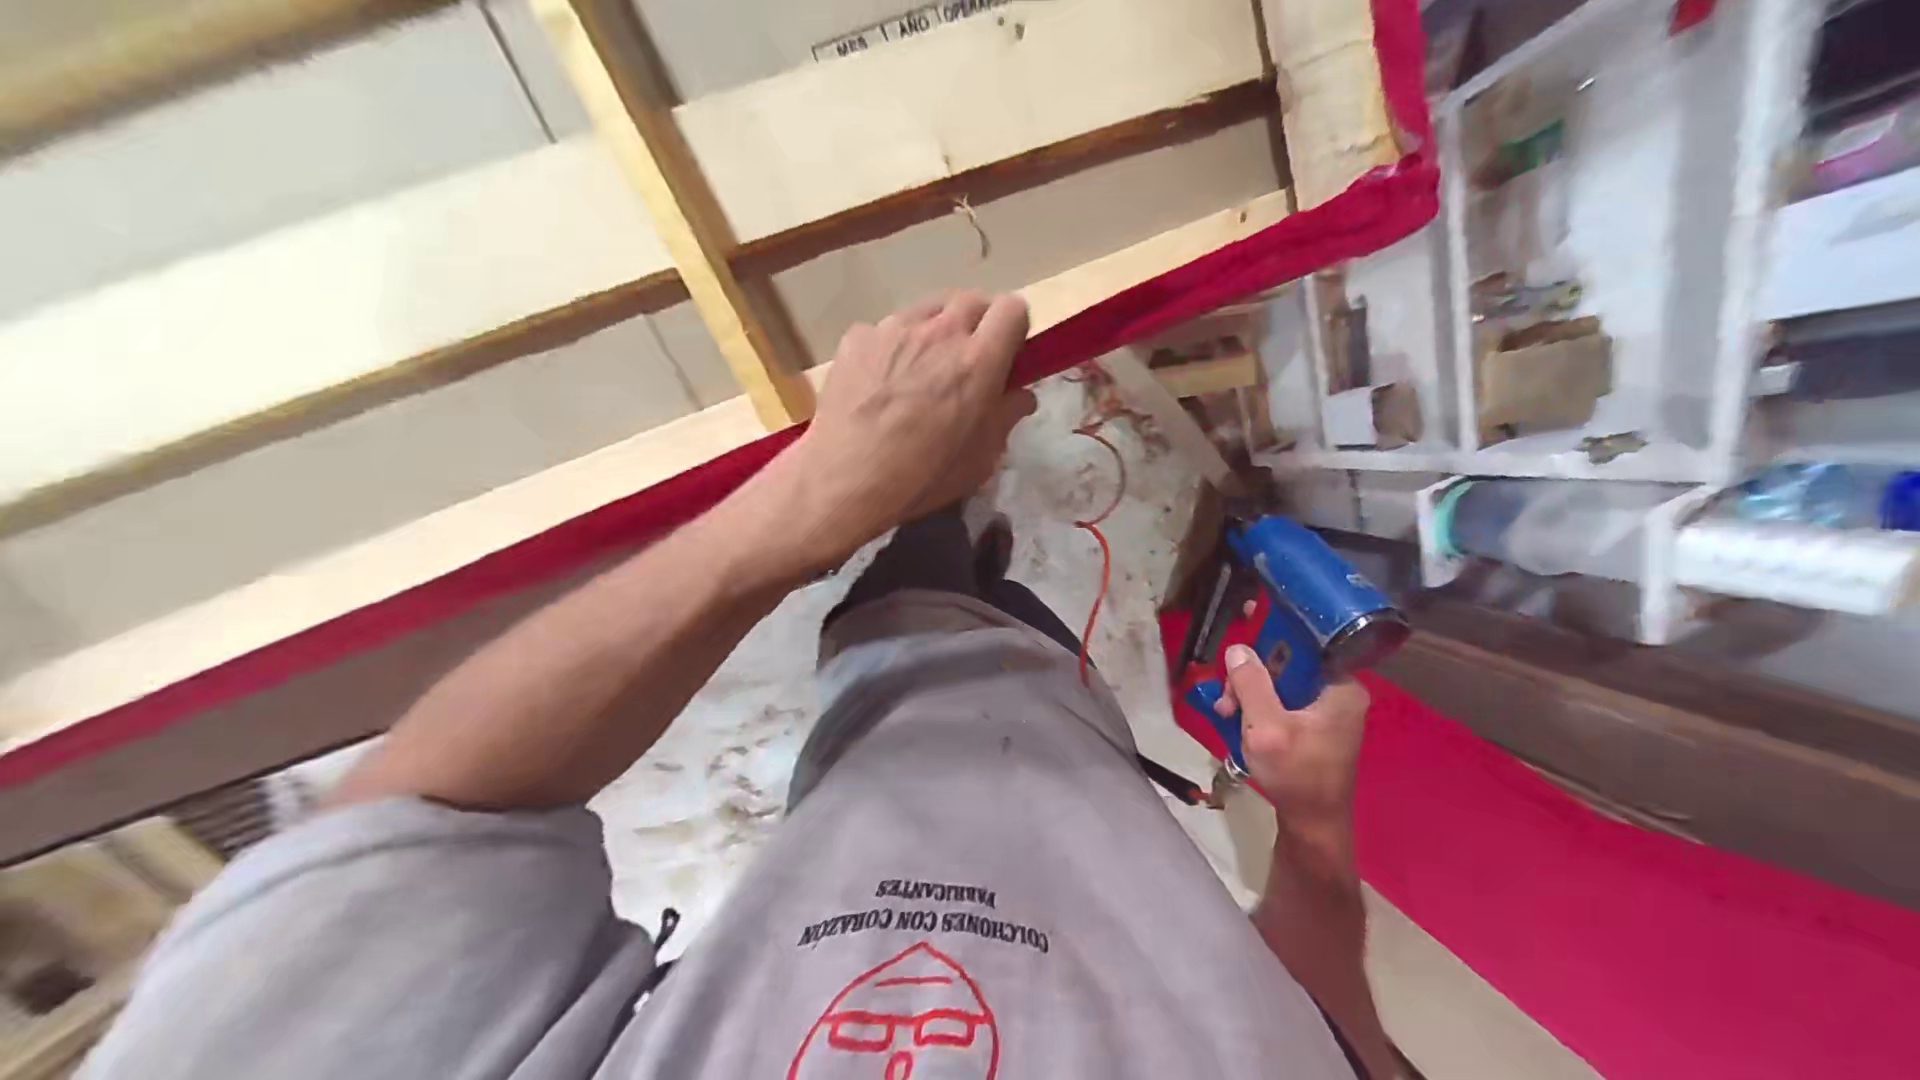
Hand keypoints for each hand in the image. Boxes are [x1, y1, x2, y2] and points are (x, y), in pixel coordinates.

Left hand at [783, 291, 1035, 561]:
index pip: (1013, 309)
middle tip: (966, 362)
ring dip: (934, 331)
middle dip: (977, 325)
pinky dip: (892, 347)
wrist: (845, 478)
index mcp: (978, 360)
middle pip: (972, 301)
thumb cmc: (922, 476)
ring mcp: (893, 329)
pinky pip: (885, 330)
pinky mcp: (857, 337)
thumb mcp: (979, 460)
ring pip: (927, 311)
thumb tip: (1020, 396)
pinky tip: (880, 382)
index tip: (1005, 356)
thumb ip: (1005, 419)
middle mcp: (939, 331)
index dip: (1013, 329)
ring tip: (920, 369)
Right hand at [1215, 642, 1368, 836]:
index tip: (1244, 641)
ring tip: (1226, 715)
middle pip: (1285, 664)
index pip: (1304, 644)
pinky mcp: (1313, 725)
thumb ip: (1251, 684)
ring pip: (1279, 684)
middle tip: (1227, 701)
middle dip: (1250, 679)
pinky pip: (1281, 702)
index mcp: (1339, 688)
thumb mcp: (1266, 728)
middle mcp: (1337, 693)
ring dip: (1249, 696)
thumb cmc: (1296, 775)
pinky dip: (1258, 709)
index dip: (1271, 639)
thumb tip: (1237, 648)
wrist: (1312, 824)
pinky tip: (1240, 724)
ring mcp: (1325, 710)